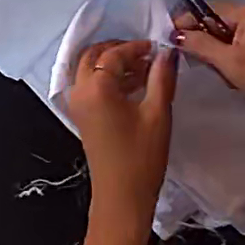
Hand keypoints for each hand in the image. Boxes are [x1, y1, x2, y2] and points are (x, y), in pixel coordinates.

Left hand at [64, 40, 176, 242]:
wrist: (121, 196)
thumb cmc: (141, 156)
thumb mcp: (157, 113)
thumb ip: (161, 78)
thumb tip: (167, 53)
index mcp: (95, 87)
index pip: (113, 54)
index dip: (135, 47)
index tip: (156, 48)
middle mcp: (79, 91)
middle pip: (92, 56)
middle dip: (117, 50)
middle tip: (145, 53)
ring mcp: (77, 104)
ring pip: (89, 69)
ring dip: (111, 63)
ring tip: (144, 68)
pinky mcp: (81, 115)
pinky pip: (89, 85)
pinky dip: (107, 78)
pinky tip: (133, 85)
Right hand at [173, 0, 244, 137]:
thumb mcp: (231, 61)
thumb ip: (199, 44)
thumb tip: (175, 33)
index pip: (204, 8)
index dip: (185, 23)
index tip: (167, 43)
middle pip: (214, 25)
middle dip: (203, 44)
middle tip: (198, 65)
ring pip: (224, 43)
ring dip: (217, 60)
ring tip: (223, 76)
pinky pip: (238, 55)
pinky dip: (231, 67)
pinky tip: (234, 82)